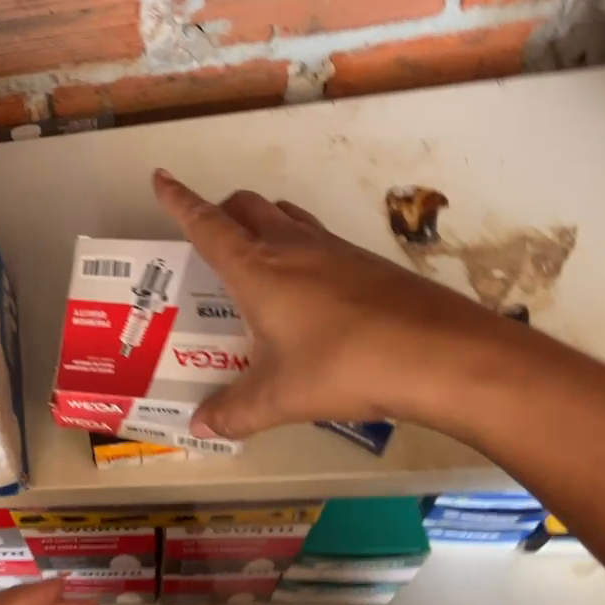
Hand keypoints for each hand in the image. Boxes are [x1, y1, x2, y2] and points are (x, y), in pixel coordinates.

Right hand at [151, 168, 536, 440]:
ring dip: (262, 221)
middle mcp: (290, 246)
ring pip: (285, 214)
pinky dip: (300, 246)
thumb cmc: (344, 366)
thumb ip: (235, 410)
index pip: (205, 223)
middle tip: (208, 234)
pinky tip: (310, 289)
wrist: (444, 355)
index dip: (178, 199)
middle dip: (220, 209)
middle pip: (246, 205)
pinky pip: (319, 238)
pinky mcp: (368, 263)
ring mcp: (334, 249)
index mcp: (255, 267)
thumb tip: (202, 428)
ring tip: (255, 254)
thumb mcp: (280, 397)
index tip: (160, 176)